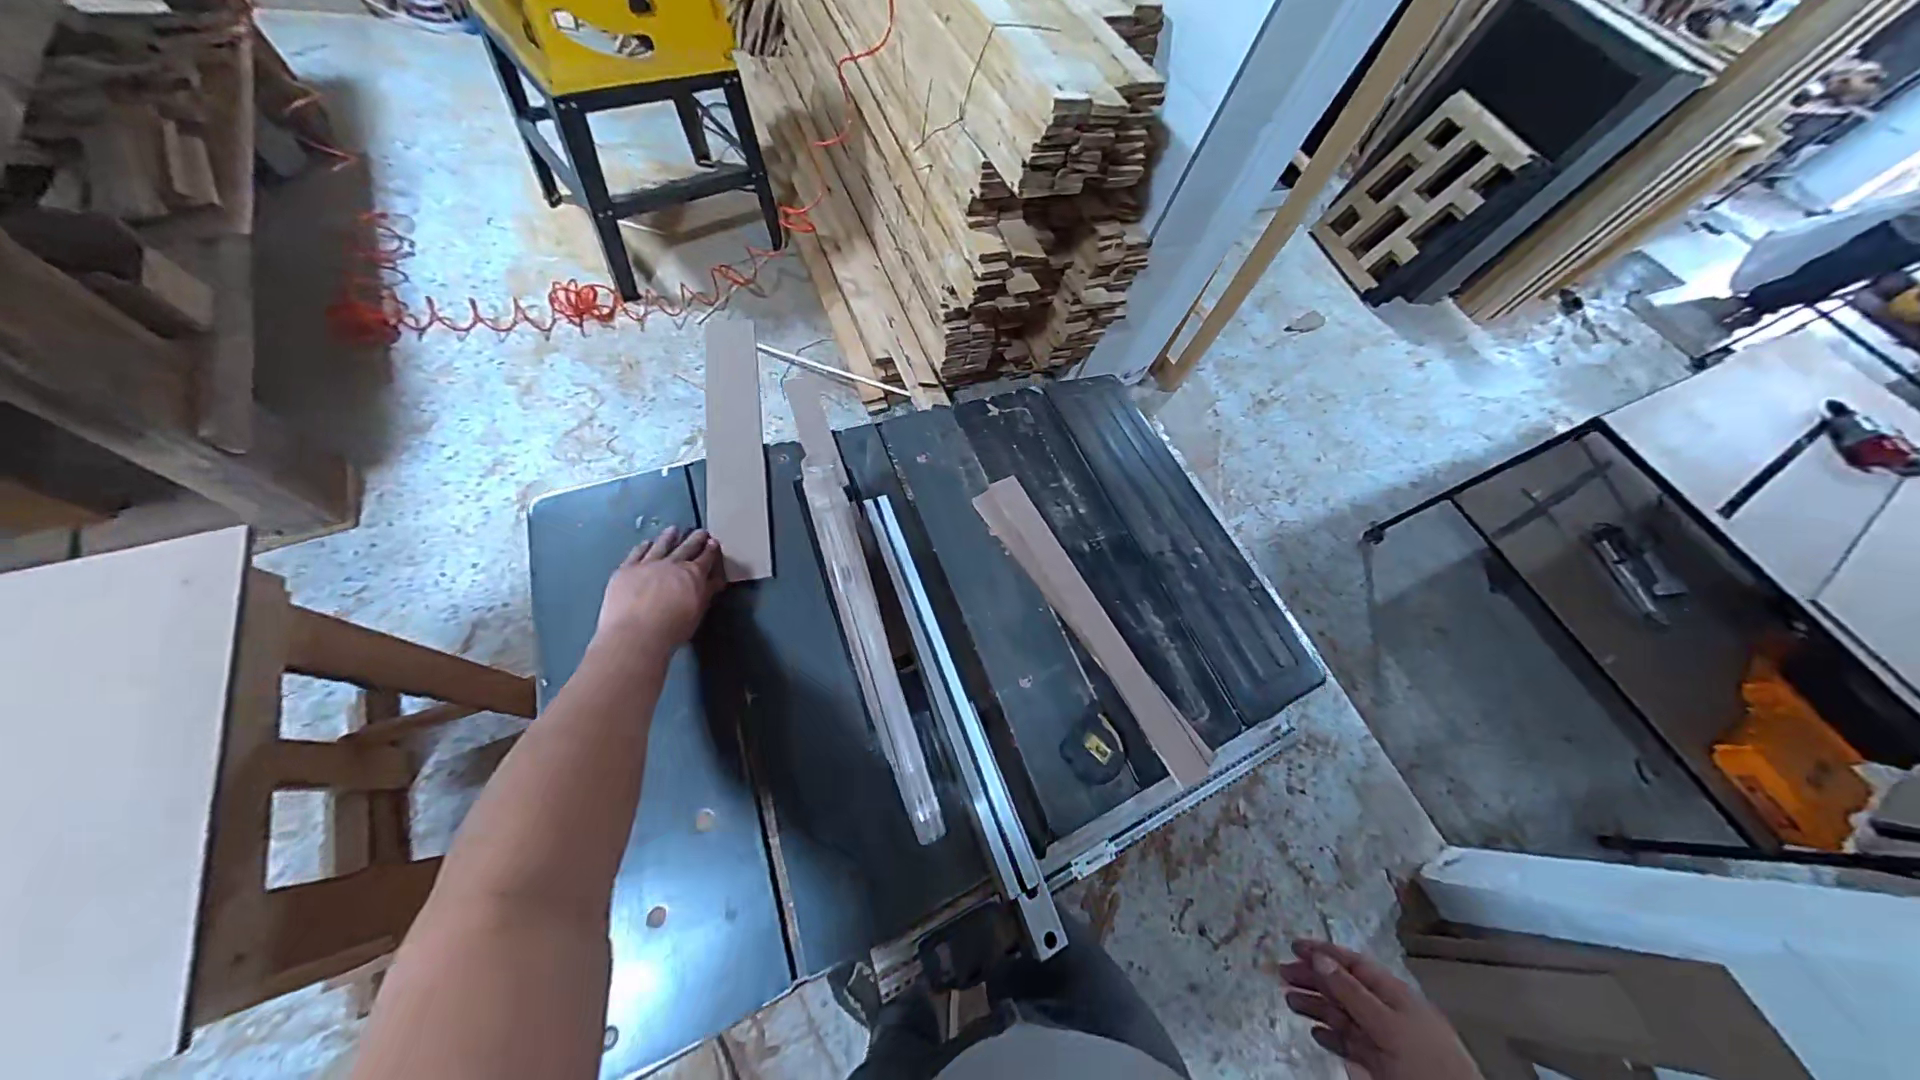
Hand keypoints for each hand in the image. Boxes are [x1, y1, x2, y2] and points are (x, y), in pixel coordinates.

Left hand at [594, 526, 725, 649]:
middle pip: (686, 547)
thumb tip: (715, 581)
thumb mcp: (697, 611)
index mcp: (693, 575)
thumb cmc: (672, 628)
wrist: (635, 633)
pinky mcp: (626, 569)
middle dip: (695, 539)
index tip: (713, 542)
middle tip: (700, 532)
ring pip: (661, 545)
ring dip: (669, 537)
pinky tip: (646, 543)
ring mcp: (648, 564)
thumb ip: (706, 593)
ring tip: (674, 530)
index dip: (711, 550)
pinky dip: (643, 547)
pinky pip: (636, 553)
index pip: (706, 559)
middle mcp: (672, 564)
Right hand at [1281, 940, 1481, 1079]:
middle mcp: (1387, 1012)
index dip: (1323, 952)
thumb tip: (1319, 957)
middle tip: (1282, 973)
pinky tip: (1315, 1033)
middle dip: (1313, 978)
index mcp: (1393, 994)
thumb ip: (1351, 991)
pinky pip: (1351, 1043)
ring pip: (1343, 1015)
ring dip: (1316, 1005)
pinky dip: (1332, 1037)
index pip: (1353, 963)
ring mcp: (1385, 1039)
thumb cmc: (1424, 1064)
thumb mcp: (1387, 1025)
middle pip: (1344, 987)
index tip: (1293, 945)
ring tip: (1289, 1001)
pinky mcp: (1382, 1066)